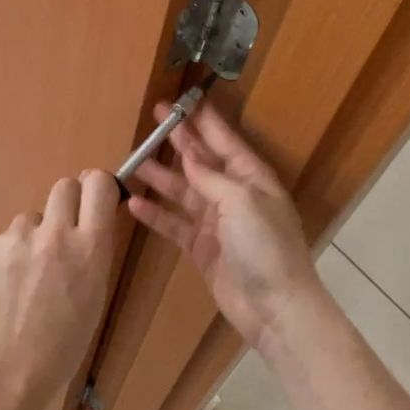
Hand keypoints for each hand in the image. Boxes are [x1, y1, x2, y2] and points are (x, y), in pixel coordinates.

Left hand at [0, 170, 120, 409]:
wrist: (4, 374)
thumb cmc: (60, 347)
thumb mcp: (94, 298)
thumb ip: (92, 253)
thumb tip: (90, 225)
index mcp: (90, 249)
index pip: (100, 185)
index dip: (98, 184)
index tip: (95, 195)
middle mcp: (56, 234)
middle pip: (65, 185)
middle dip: (67, 203)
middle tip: (62, 232)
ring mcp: (18, 238)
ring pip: (33, 217)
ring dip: (34, 236)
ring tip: (27, 277)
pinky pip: (7, 239)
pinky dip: (9, 256)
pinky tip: (6, 288)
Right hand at [126, 101, 320, 351]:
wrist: (276, 309)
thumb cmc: (265, 246)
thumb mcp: (241, 201)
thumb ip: (211, 176)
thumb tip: (188, 153)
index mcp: (251, 178)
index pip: (224, 140)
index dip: (203, 120)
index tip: (181, 100)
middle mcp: (234, 195)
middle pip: (201, 162)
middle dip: (179, 141)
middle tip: (153, 119)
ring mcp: (217, 223)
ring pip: (183, 192)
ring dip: (161, 177)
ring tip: (134, 161)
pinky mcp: (202, 249)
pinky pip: (175, 224)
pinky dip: (156, 214)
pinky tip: (134, 204)